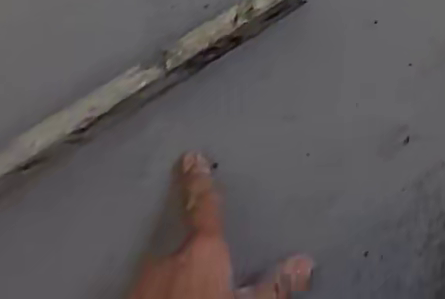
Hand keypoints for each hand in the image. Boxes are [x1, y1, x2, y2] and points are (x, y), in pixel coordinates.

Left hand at [126, 153, 313, 298]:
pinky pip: (145, 286)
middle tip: (191, 228)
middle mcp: (167, 260)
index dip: (199, 180)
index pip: (204, 204)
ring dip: (169, 265)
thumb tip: (304, 262)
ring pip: (158, 264)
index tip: (191, 157)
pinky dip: (156, 285)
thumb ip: (275, 284)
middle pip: (176, 236)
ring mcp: (140, 285)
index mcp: (202, 250)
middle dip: (185, 234)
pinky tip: (162, 290)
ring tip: (179, 271)